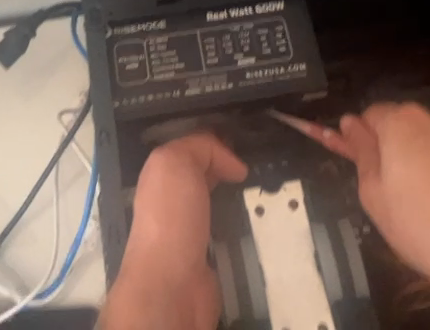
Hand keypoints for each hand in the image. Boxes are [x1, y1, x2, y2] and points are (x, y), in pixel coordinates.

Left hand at [99, 133, 246, 329]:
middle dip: (229, 169)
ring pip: (220, 204)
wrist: (170, 286)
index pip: (191, 149)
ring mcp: (190, 231)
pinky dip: (245, 229)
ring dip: (241, 200)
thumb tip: (230, 162)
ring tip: (269, 193)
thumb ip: (200, 148)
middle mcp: (172, 200)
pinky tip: (263, 223)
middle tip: (260, 166)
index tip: (246, 143)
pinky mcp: (208, 259)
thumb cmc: (171, 217)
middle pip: (205, 175)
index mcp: (160, 175)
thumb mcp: (177, 162)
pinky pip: (230, 234)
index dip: (216, 142)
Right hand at [325, 103, 429, 329]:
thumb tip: (351, 123)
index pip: (369, 115)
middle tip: (390, 189)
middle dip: (392, 146)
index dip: (361, 139)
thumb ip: (361, 152)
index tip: (360, 166)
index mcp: (400, 122)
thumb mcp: (374, 195)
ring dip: (421, 155)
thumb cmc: (424, 229)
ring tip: (425, 200)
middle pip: (401, 123)